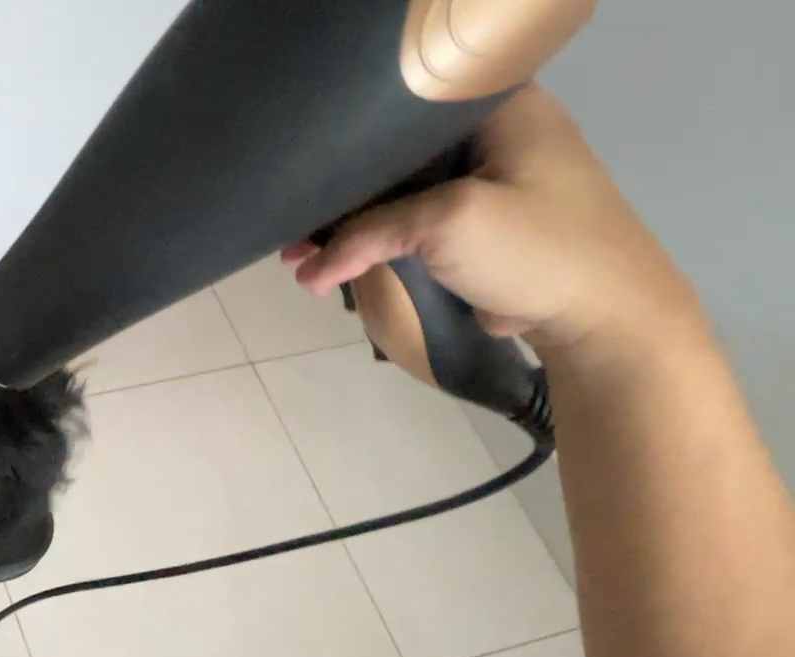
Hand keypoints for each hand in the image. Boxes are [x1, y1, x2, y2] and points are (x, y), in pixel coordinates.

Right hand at [286, 85, 708, 361]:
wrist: (599, 312)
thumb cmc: (537, 248)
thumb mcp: (447, 224)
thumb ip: (368, 236)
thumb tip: (305, 273)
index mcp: (500, 112)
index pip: (402, 119)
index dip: (346, 151)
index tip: (301, 185)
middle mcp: (491, 138)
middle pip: (390, 164)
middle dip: (336, 202)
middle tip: (290, 236)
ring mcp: (483, 184)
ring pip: (393, 200)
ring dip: (346, 232)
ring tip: (300, 262)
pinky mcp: (473, 226)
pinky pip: (406, 227)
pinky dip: (369, 247)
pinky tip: (332, 268)